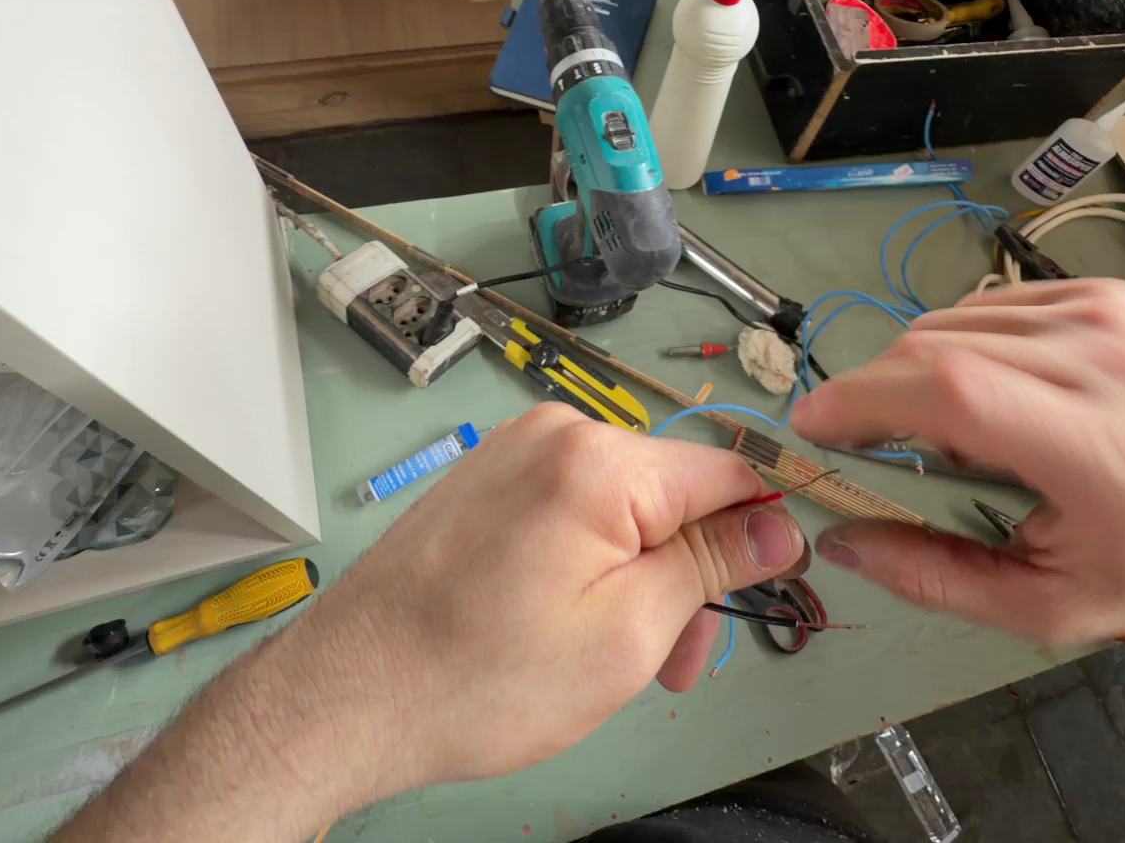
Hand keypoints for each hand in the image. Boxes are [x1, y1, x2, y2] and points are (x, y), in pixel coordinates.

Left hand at [302, 403, 805, 801]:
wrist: (345, 693)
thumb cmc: (484, 677)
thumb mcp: (626, 634)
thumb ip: (711, 564)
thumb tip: (779, 527)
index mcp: (599, 459)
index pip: (725, 468)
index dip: (762, 521)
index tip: (775, 577)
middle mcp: (558, 429)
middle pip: (671, 492)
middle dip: (688, 571)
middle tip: (676, 659)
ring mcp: (517, 446)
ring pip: (625, 503)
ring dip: (642, 571)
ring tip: (620, 652)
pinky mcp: (492, 472)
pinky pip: (575, 502)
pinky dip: (595, 554)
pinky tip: (572, 612)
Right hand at [790, 278, 1124, 643]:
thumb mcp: (1050, 608)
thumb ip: (935, 579)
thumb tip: (840, 540)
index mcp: (1106, 451)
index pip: (955, 392)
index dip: (865, 399)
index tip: (811, 426)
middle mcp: (1107, 361)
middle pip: (936, 349)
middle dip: (871, 391)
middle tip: (856, 438)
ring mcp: (1105, 313)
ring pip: (947, 324)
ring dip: (908, 372)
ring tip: (929, 425)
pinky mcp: (1099, 292)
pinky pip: (979, 308)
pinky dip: (949, 348)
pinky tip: (974, 387)